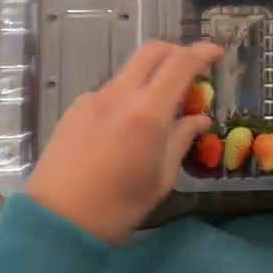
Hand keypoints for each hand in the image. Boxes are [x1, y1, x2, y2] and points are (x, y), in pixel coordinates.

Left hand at [26, 40, 222, 243]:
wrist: (56, 221)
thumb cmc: (118, 207)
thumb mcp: (161, 178)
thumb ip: (181, 140)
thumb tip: (199, 119)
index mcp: (148, 112)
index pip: (180, 64)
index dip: (202, 52)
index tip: (217, 52)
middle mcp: (120, 95)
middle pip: (153, 51)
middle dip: (176, 51)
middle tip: (190, 69)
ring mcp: (94, 98)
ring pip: (130, 71)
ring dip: (151, 76)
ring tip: (158, 109)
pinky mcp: (75, 108)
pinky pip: (110, 90)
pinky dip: (128, 96)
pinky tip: (125, 127)